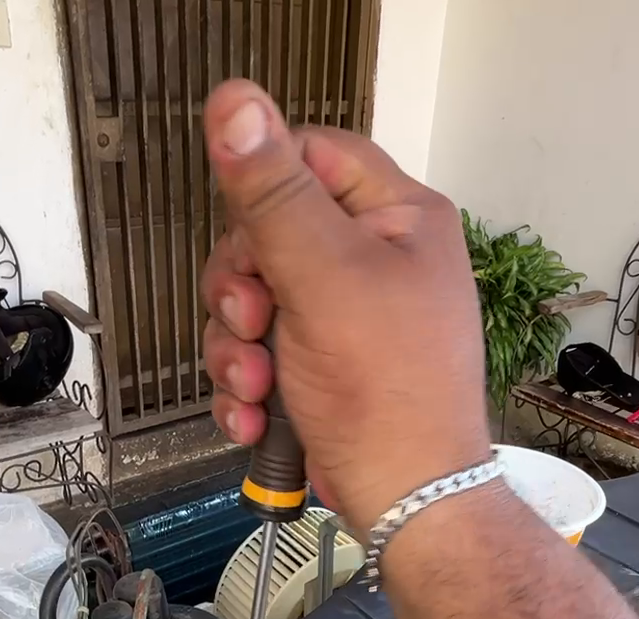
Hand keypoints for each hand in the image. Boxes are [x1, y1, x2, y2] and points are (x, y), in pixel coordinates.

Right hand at [200, 80, 489, 533]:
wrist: (404, 499)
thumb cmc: (384, 389)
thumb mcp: (326, 280)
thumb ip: (275, 195)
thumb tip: (234, 101)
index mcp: (396, 218)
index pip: (312, 156)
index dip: (265, 189)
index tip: (249, 238)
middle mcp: (371, 261)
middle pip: (267, 236)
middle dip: (240, 289)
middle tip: (251, 323)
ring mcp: (341, 320)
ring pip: (251, 303)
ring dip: (234, 349)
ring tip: (253, 389)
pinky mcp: (316, 370)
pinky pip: (257, 356)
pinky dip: (245, 388)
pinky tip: (251, 419)